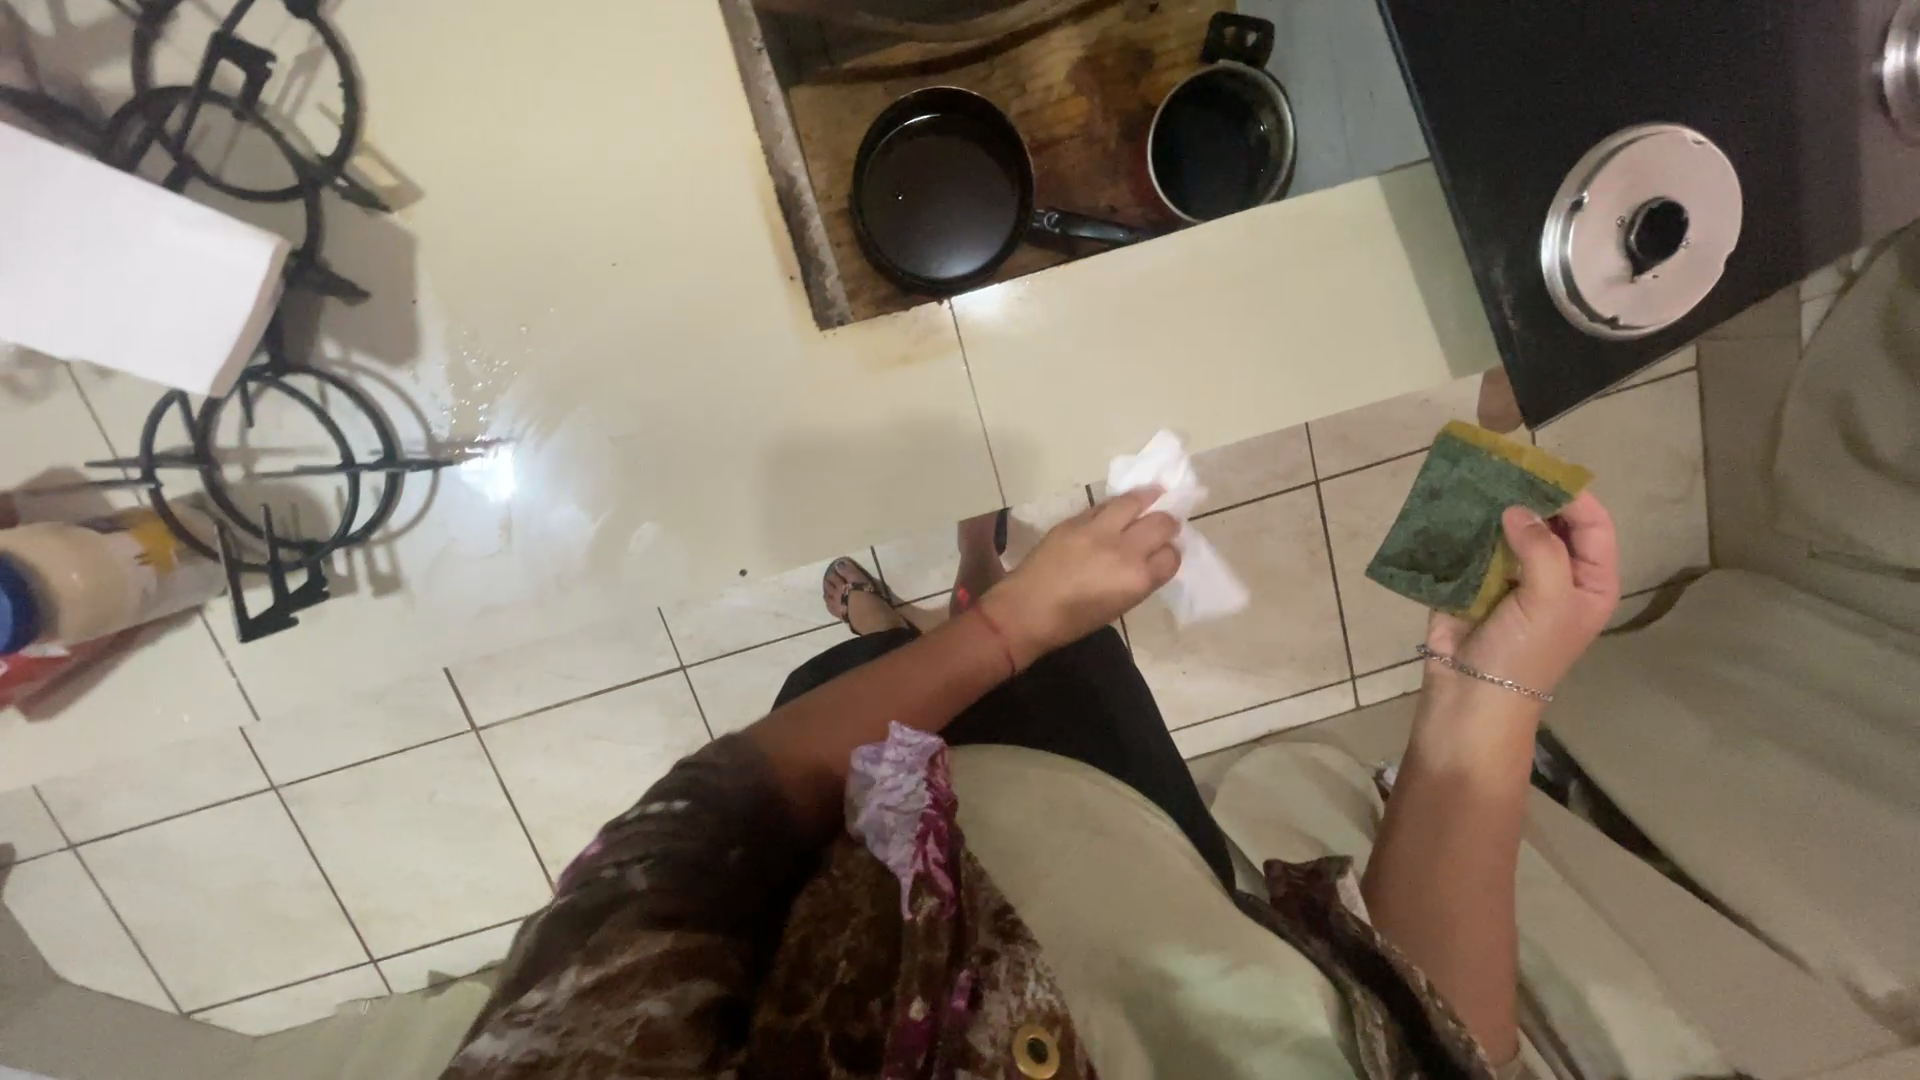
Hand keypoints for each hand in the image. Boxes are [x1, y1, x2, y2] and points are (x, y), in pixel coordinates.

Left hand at [978, 489, 1181, 666]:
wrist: (1026, 610)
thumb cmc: (1073, 621)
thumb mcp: (1118, 606)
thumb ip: (1138, 580)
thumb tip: (1148, 559)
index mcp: (1138, 579)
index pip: (1172, 555)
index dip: (1171, 552)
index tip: (1165, 550)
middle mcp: (1124, 550)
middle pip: (1160, 522)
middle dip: (1168, 521)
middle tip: (1166, 520)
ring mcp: (1097, 531)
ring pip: (1132, 501)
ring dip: (1147, 497)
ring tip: (1153, 493)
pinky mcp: (1074, 521)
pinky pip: (1102, 505)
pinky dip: (1114, 505)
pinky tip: (1117, 507)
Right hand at [1426, 491, 1620, 701]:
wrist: (1470, 692)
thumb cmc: (1523, 653)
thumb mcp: (1550, 601)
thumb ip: (1542, 550)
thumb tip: (1517, 509)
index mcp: (1588, 582)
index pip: (1593, 527)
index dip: (1574, 498)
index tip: (1542, 473)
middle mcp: (1551, 575)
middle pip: (1547, 524)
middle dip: (1528, 498)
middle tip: (1502, 470)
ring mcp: (1507, 579)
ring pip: (1505, 533)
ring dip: (1490, 511)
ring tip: (1473, 482)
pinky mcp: (1467, 584)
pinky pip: (1468, 549)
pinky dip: (1460, 530)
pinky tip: (1449, 509)